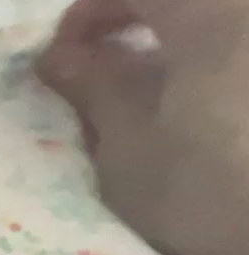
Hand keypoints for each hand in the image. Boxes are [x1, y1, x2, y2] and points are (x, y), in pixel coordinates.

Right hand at [39, 0, 248, 254]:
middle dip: (134, 17)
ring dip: (179, 36)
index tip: (59, 54)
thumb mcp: (132, 153)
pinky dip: (212, 50)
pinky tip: (201, 90)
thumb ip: (98, 90)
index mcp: (219, 17)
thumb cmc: (213, 199)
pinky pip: (234, 38)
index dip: (88, 11)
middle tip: (101, 57)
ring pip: (216, 18)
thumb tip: (61, 55)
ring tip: (153, 74)